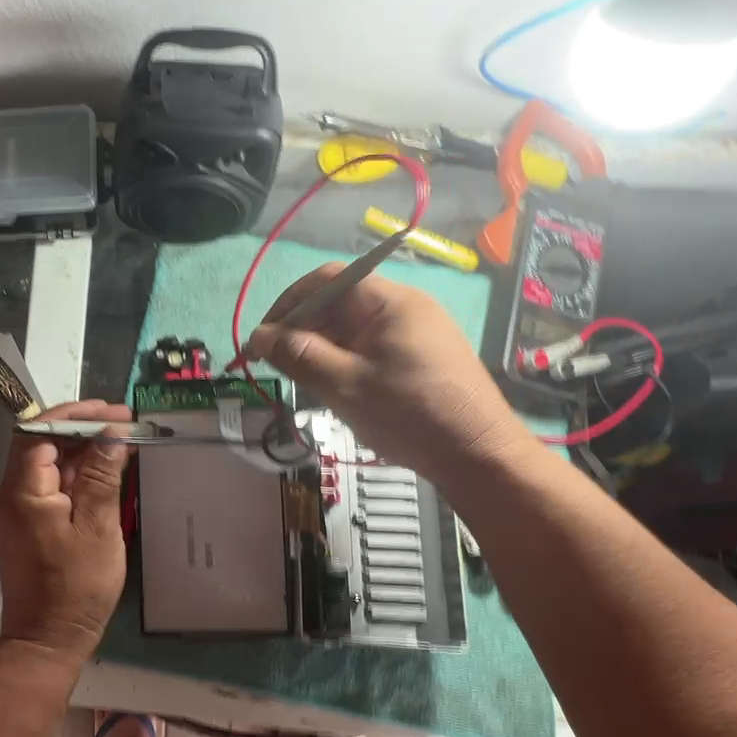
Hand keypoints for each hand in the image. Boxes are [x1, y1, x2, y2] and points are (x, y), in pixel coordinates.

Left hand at [0, 400, 134, 660]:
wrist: (48, 637)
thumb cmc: (76, 585)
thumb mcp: (98, 527)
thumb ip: (103, 476)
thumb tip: (112, 435)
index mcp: (22, 489)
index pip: (40, 431)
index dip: (76, 415)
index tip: (113, 411)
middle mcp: (12, 492)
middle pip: (41, 442)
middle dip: (81, 426)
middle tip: (123, 421)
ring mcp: (18, 508)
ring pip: (47, 462)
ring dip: (81, 448)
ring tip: (121, 438)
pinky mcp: (29, 522)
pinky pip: (50, 484)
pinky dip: (77, 471)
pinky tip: (106, 467)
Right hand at [246, 268, 533, 480]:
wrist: (479, 456)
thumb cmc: (410, 414)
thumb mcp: (345, 386)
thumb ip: (298, 356)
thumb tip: (258, 336)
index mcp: (390, 302)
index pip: (328, 280)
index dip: (289, 303)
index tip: (264, 339)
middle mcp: (405, 308)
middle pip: (339, 303)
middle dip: (303, 330)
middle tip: (278, 367)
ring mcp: (415, 334)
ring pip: (352, 330)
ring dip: (321, 350)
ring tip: (306, 384)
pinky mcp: (421, 359)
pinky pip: (370, 348)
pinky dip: (344, 363)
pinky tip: (337, 392)